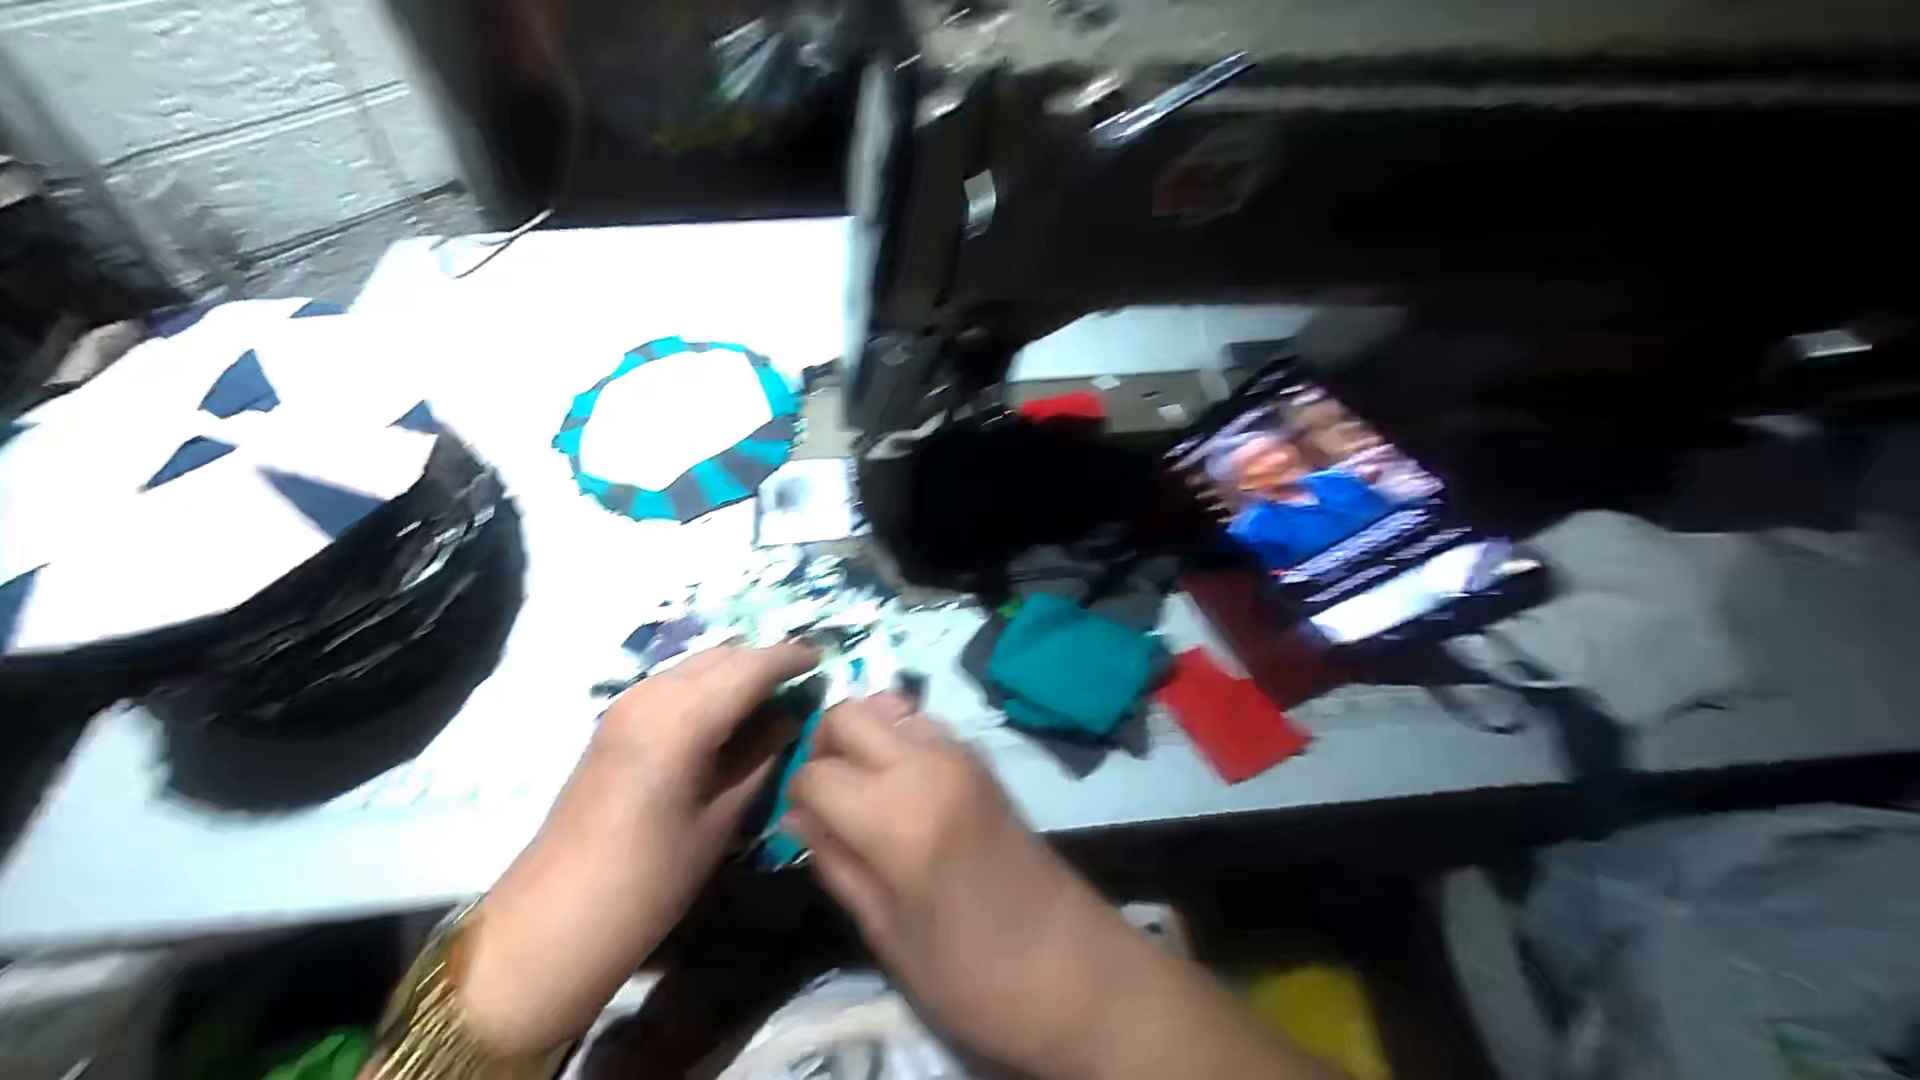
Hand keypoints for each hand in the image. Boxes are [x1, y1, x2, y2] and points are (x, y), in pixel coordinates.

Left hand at [458, 641, 819, 1052]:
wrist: (554, 921)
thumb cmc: (651, 880)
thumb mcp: (722, 818)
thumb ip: (763, 755)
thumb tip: (793, 715)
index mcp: (681, 720)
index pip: (751, 666)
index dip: (791, 658)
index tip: (824, 659)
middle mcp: (652, 695)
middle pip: (724, 655)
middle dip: (766, 660)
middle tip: (803, 680)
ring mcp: (628, 703)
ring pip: (699, 663)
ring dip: (737, 670)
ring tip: (773, 694)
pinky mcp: (616, 718)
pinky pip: (677, 680)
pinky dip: (711, 683)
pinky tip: (730, 710)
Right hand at [782, 693, 1133, 1076]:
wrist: (1070, 964)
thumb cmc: (970, 969)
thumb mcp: (885, 931)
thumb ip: (834, 860)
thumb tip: (796, 814)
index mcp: (896, 813)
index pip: (814, 771)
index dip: (799, 796)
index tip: (806, 826)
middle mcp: (927, 762)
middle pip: (848, 712)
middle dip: (824, 746)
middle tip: (829, 796)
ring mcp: (960, 752)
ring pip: (887, 707)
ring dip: (865, 737)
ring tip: (865, 789)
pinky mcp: (982, 757)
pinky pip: (922, 723)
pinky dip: (899, 739)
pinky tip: (904, 786)